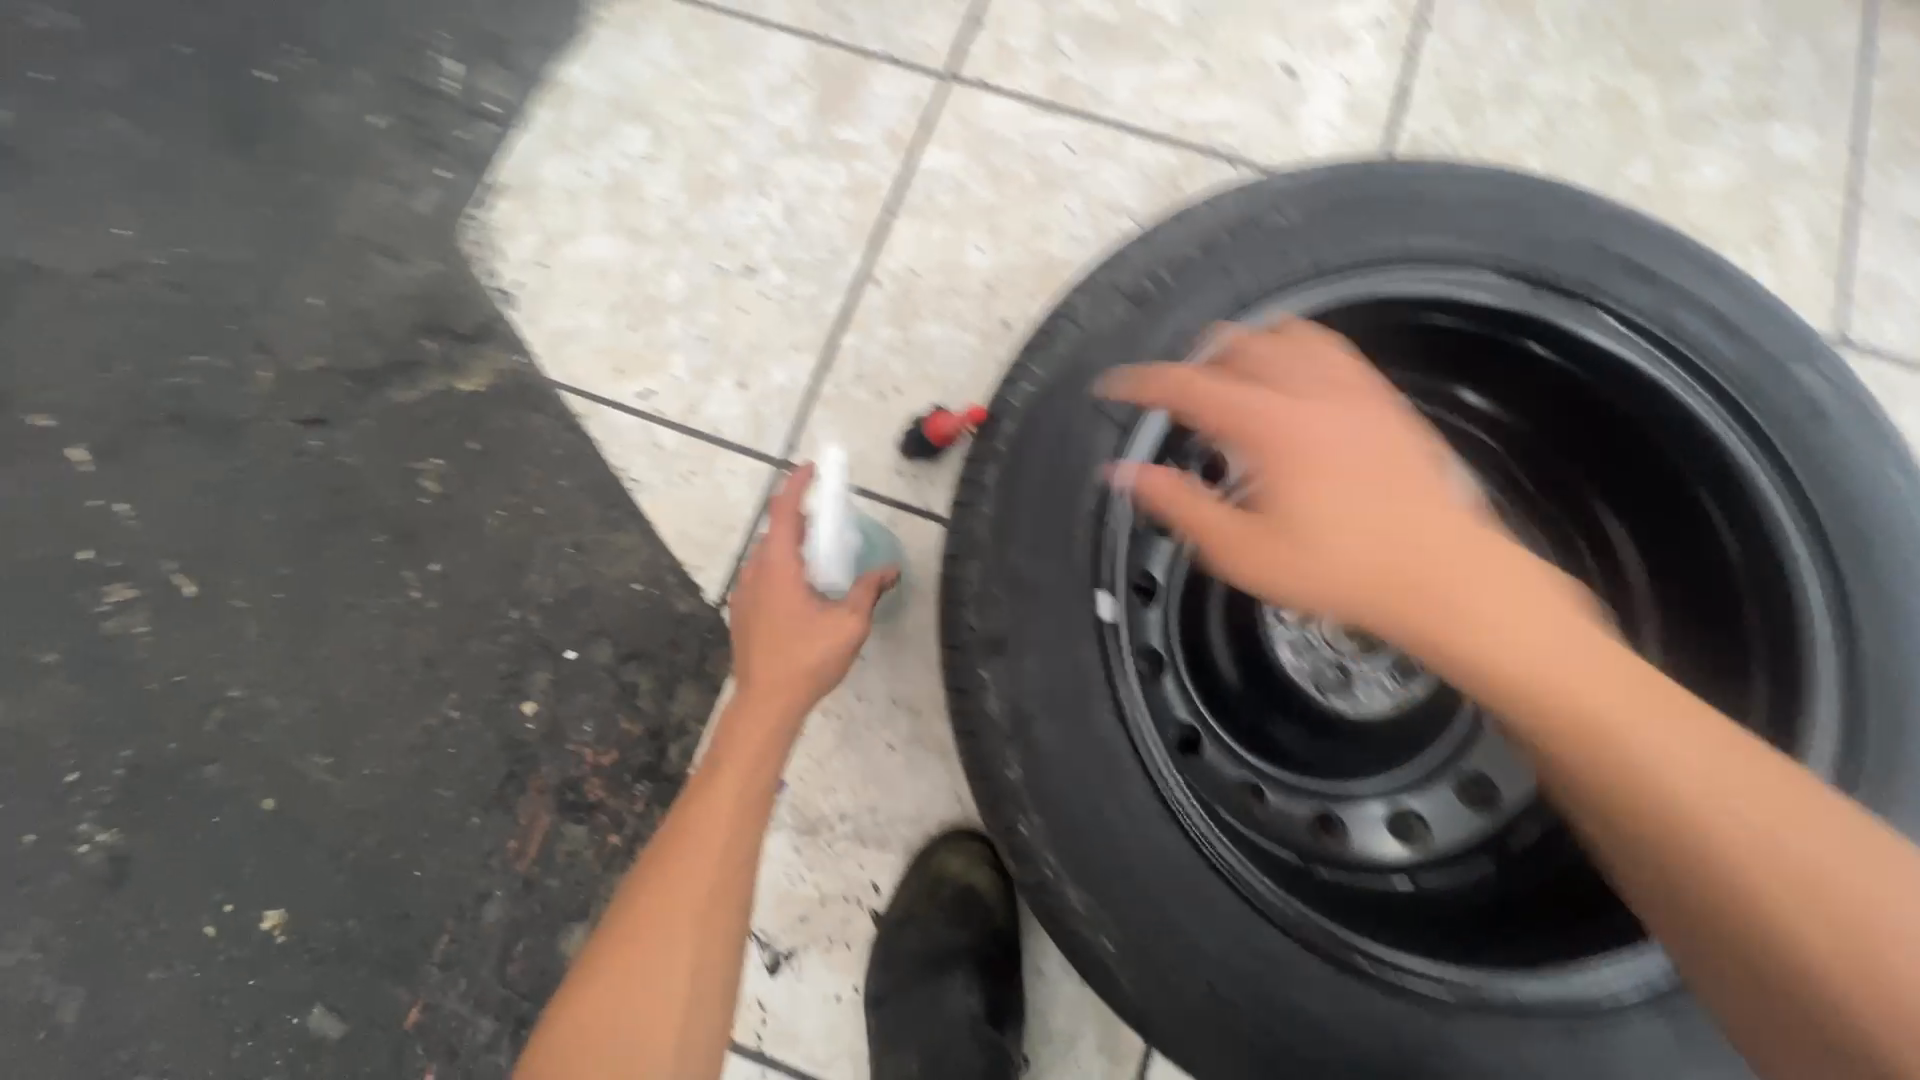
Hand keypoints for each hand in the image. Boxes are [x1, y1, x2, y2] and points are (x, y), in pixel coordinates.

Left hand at [727, 464, 897, 715]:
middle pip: (776, 532)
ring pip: (768, 556)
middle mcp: (755, 572)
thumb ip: (868, 590)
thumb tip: (890, 570)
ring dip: (792, 547)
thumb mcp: (849, 624)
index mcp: (778, 566)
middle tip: (830, 522)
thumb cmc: (808, 659)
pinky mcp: (742, 613)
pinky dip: (783, 569)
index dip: (797, 485)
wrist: (766, 703)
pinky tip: (804, 592)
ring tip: (821, 558)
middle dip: (802, 519)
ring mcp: (744, 594)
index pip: (785, 511)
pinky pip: (763, 577)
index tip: (810, 468)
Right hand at [1097, 320, 1534, 643]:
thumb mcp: (1241, 551)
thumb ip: (1178, 504)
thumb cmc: (1336, 570)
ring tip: (1224, 380)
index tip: (1114, 388)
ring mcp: (1350, 389)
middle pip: (1234, 345)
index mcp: (1268, 426)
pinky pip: (1328, 348)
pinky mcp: (1380, 398)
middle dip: (1192, 364)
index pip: (1187, 385)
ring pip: (1283, 334)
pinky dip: (1293, 349)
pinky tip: (1288, 378)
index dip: (1141, 383)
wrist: (1439, 574)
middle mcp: (1308, 391)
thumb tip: (1124, 474)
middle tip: (1173, 399)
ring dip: (1242, 348)